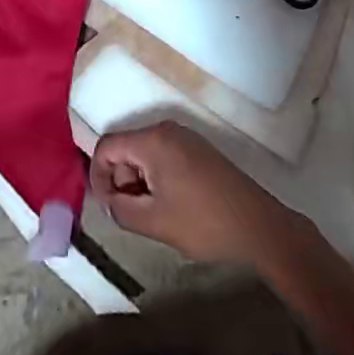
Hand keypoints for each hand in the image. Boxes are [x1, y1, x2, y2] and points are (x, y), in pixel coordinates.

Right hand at [89, 121, 309, 266]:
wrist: (255, 224)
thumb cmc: (202, 222)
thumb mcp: (152, 221)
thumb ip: (118, 208)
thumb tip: (107, 200)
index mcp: (154, 141)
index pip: (106, 146)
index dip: (98, 176)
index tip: (108, 207)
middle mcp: (168, 130)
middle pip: (125, 149)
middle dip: (121, 181)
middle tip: (134, 214)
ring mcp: (185, 138)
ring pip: (143, 155)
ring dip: (139, 183)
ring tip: (155, 214)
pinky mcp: (197, 150)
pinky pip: (162, 157)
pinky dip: (156, 179)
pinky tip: (171, 206)